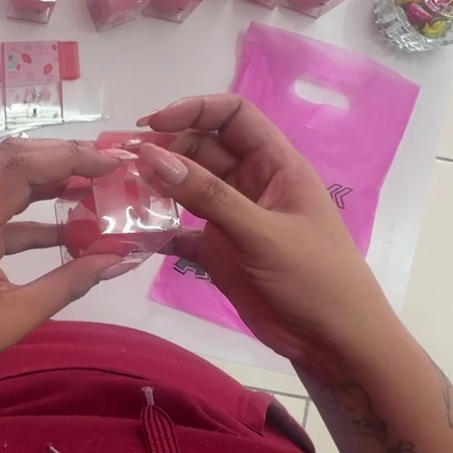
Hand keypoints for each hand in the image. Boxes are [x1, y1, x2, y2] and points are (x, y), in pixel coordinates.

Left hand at [0, 139, 138, 416]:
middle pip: (10, 158)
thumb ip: (71, 281)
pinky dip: (30, 209)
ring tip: (94, 184)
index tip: (112, 164)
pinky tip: (68, 221)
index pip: (21, 168)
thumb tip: (120, 258)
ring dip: (47, 176)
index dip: (71, 158)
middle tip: (107, 166)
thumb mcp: (18, 315)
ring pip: (2, 175)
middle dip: (61, 157)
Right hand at [135, 95, 396, 364]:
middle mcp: (250, 184)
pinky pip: (179, 231)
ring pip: (186, 188)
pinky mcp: (217, 252)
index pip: (233, 116)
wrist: (332, 341)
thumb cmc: (314, 277)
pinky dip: (155, 230)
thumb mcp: (261, 232)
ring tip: (119, 190)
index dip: (194, 111)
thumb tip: (152, 157)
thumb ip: (206, 195)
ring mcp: (232, 218)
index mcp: (275, 165)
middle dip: (165, 149)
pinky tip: (128, 233)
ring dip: (156, 187)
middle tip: (124, 163)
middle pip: (202, 149)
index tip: (151, 124)